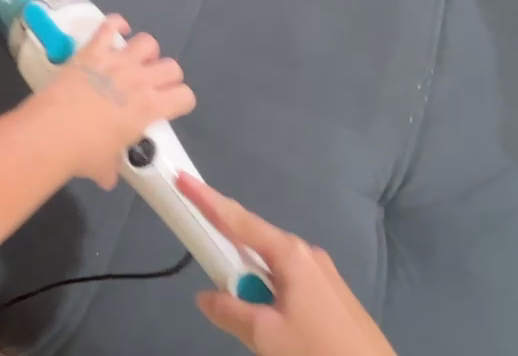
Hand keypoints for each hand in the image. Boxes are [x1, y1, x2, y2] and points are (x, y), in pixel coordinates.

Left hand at [26, 14, 194, 188]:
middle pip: (172, 66)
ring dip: (146, 51)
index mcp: (149, 108)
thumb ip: (113, 167)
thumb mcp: (106, 166)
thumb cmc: (83, 153)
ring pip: (148, 42)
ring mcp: (116, 61)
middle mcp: (139, 80)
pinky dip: (117, 24)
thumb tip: (108, 175)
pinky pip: (110, 25)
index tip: (170, 105)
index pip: (185, 96)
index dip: (181, 100)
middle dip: (166, 76)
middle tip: (152, 85)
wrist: (51, 132)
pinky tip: (117, 31)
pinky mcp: (92, 50)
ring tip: (135, 61)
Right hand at [178, 176, 397, 355]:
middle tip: (210, 272)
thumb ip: (230, 311)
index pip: (237, 220)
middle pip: (254, 241)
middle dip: (229, 253)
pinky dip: (271, 297)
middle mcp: (307, 255)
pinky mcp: (335, 299)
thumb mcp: (267, 337)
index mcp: (290, 255)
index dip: (207, 200)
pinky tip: (274, 325)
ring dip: (252, 284)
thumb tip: (205, 296)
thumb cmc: (320, 354)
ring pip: (272, 269)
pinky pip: (289, 285)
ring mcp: (324, 276)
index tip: (182, 179)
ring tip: (251, 323)